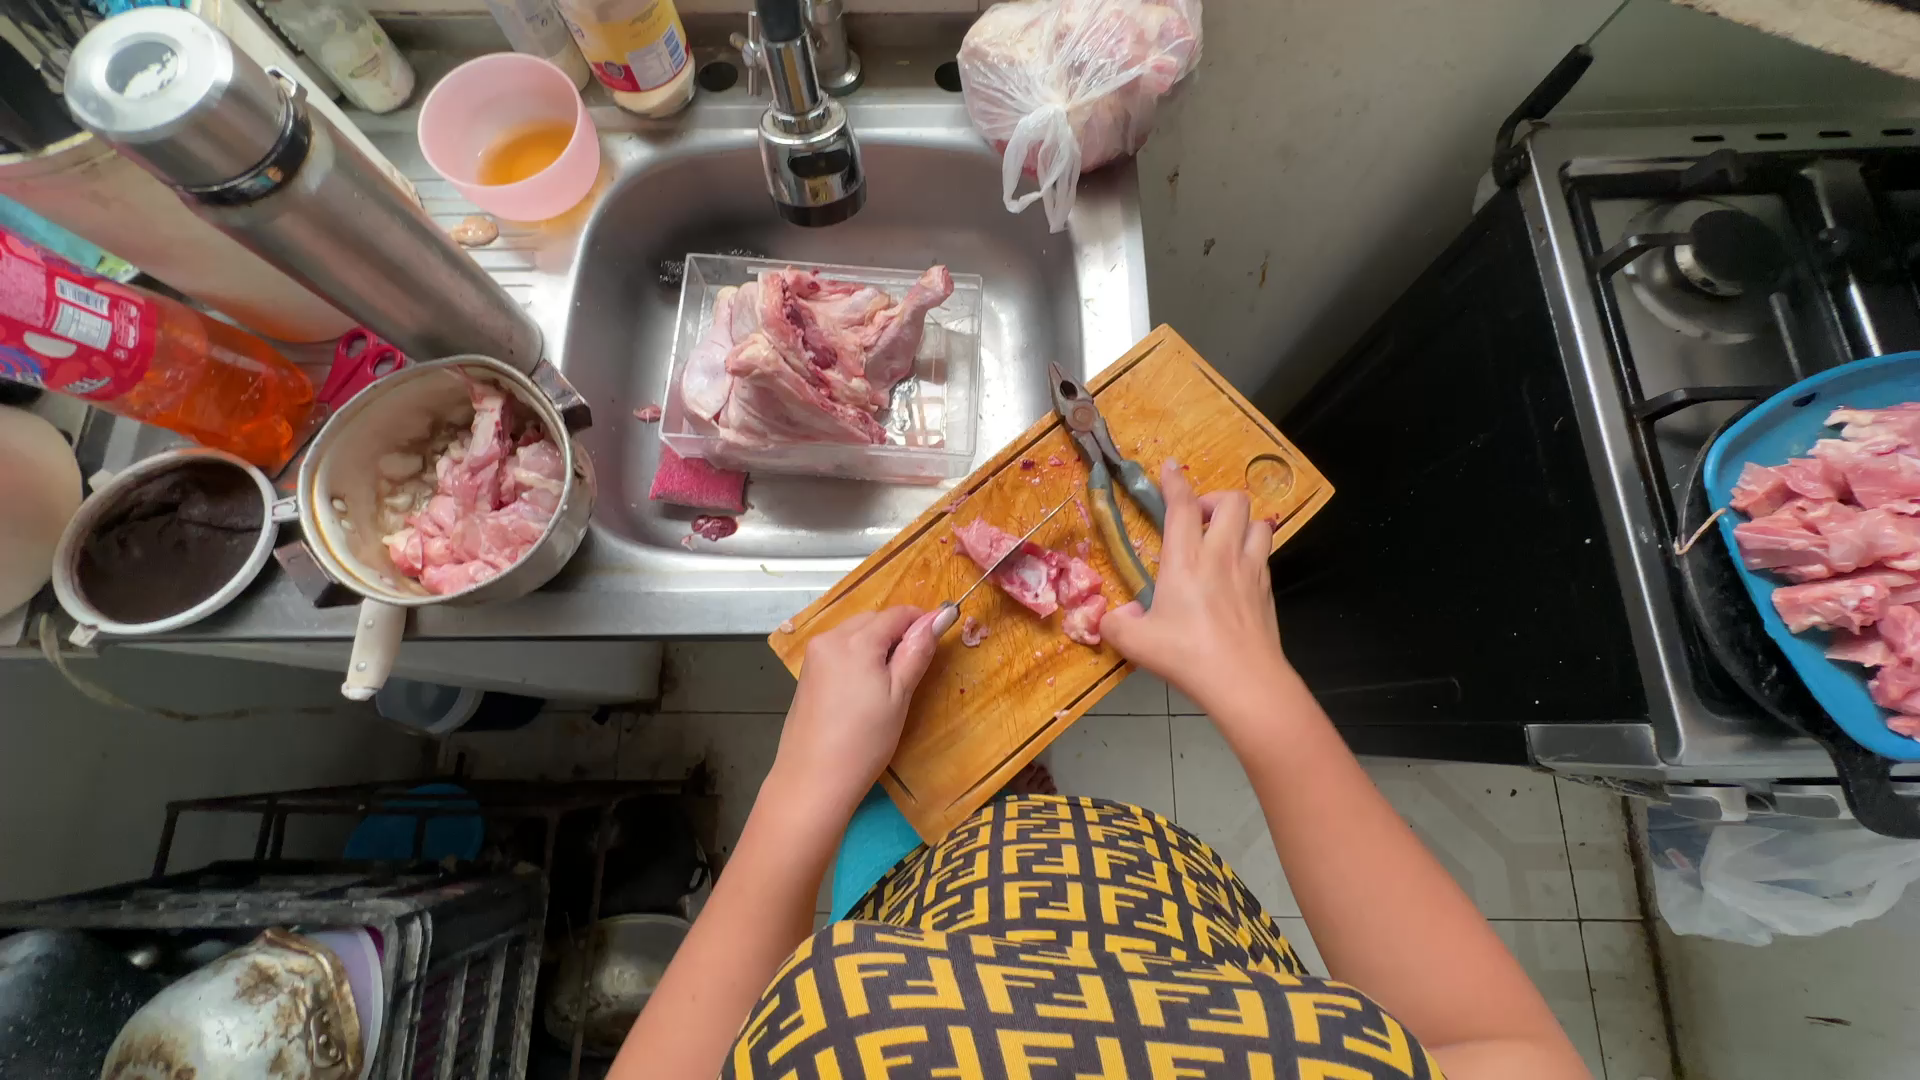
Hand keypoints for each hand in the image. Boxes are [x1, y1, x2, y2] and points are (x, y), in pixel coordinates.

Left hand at [771, 605, 939, 818]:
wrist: (812, 780)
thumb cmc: (864, 741)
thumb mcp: (900, 695)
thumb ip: (917, 651)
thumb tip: (940, 617)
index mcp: (856, 641)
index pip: (896, 614)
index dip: (921, 621)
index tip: (938, 639)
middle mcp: (831, 638)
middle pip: (874, 619)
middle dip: (897, 632)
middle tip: (913, 668)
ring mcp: (815, 655)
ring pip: (855, 631)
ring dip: (876, 643)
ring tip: (889, 681)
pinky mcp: (807, 672)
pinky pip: (839, 648)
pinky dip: (857, 655)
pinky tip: (864, 687)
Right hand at [1100, 462, 1294, 721]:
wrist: (1244, 680)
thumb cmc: (1186, 656)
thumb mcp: (1134, 641)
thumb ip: (1115, 622)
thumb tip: (1119, 614)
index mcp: (1185, 559)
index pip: (1182, 505)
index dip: (1175, 481)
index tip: (1169, 468)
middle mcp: (1221, 555)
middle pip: (1232, 501)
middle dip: (1213, 499)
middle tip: (1196, 519)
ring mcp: (1250, 570)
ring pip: (1258, 522)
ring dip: (1240, 522)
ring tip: (1222, 538)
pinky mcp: (1267, 590)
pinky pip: (1265, 554)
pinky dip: (1251, 550)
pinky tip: (1236, 570)